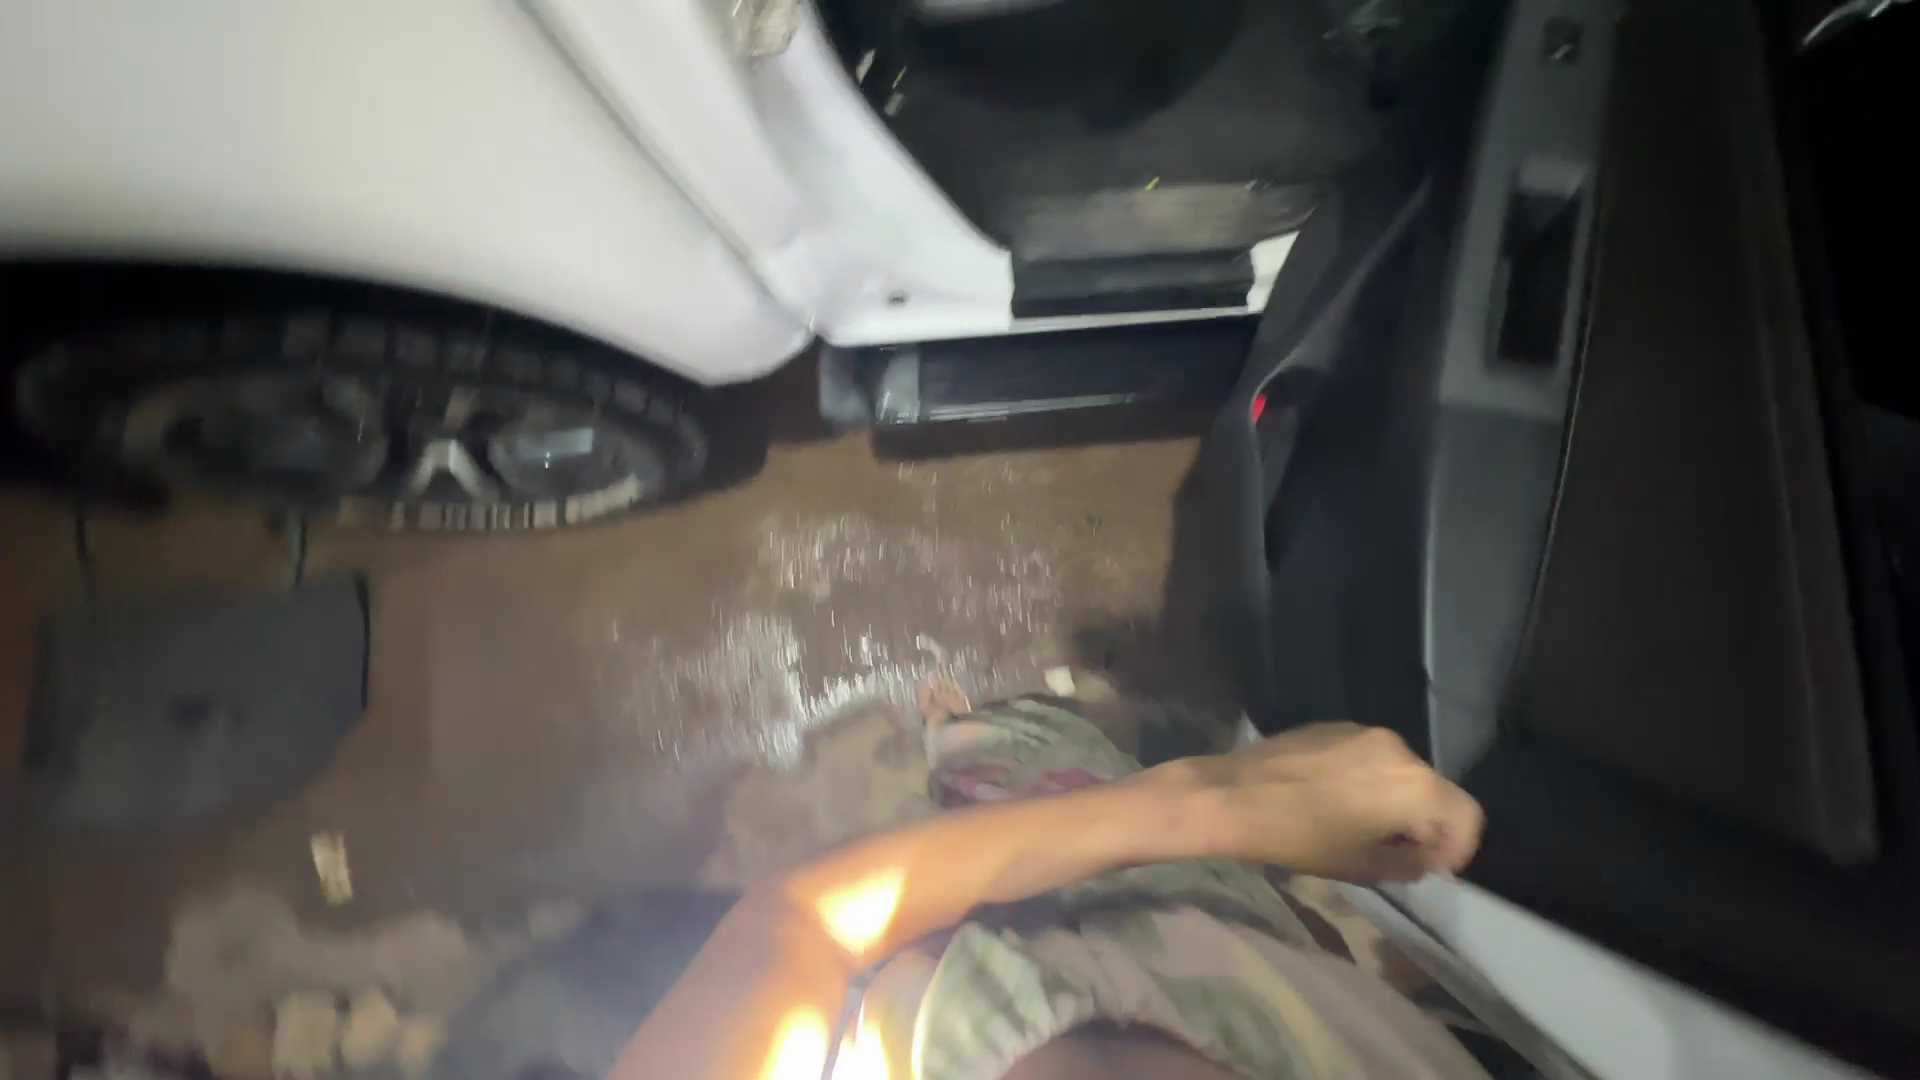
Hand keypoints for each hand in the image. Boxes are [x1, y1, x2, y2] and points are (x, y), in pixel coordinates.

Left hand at [1150, 723, 1483, 883]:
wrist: (1231, 795)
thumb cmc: (1300, 836)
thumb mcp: (1363, 866)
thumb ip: (1407, 863)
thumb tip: (1420, 856)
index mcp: (1414, 782)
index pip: (1466, 814)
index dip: (1457, 846)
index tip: (1431, 866)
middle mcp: (1395, 746)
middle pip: (1431, 788)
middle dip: (1423, 823)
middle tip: (1396, 852)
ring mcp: (1357, 730)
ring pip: (1397, 769)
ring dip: (1394, 799)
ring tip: (1362, 828)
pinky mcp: (1326, 725)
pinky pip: (1364, 755)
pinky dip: (1365, 778)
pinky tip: (1334, 800)